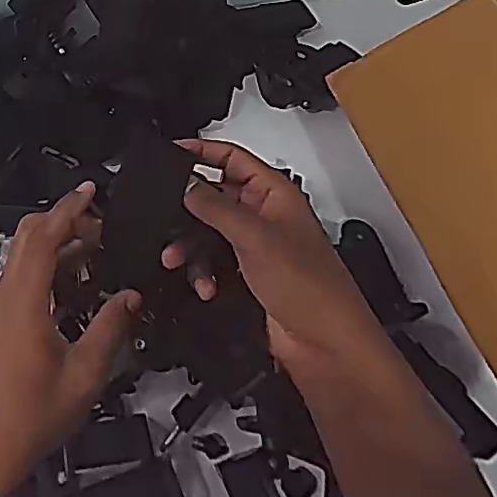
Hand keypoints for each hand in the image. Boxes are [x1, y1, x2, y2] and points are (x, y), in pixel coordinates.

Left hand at [0, 184, 140, 496]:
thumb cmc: (30, 417)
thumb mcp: (86, 372)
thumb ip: (111, 327)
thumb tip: (129, 298)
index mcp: (25, 301)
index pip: (44, 235)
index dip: (69, 208)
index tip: (89, 191)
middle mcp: (9, 296)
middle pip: (30, 234)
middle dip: (65, 219)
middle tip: (99, 223)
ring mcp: (4, 306)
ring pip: (26, 252)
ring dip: (58, 241)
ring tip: (95, 248)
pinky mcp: (6, 318)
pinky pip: (26, 273)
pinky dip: (51, 262)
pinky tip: (78, 280)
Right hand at [162, 139, 392, 383]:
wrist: (327, 346)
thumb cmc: (314, 288)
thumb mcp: (255, 237)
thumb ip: (216, 207)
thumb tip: (188, 186)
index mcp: (275, 193)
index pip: (233, 157)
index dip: (203, 150)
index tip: (175, 151)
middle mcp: (266, 215)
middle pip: (217, 196)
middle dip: (191, 208)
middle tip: (170, 214)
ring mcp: (258, 246)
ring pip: (211, 231)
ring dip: (193, 245)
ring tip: (179, 256)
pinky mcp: (250, 274)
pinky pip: (215, 261)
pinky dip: (204, 270)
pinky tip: (206, 283)